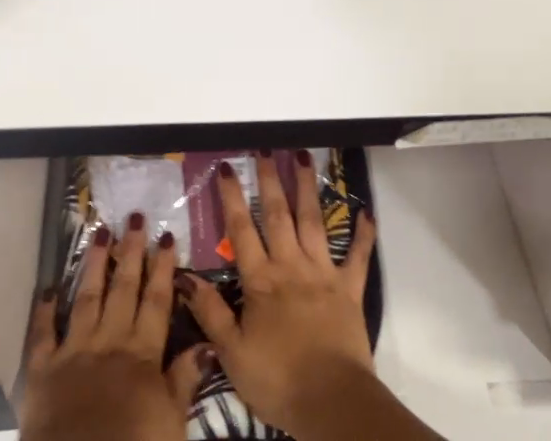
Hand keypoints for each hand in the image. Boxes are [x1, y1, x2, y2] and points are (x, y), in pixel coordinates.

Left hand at [21, 214, 210, 440]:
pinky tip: (48, 288)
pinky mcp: (42, 370)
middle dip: (131, 253)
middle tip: (135, 217)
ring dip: (93, 265)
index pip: (156, 301)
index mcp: (141, 354)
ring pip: (86, 299)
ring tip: (100, 232)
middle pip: (123, 290)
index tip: (166, 236)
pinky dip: (44, 310)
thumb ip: (185, 379)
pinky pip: (42, 334)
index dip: (162, 268)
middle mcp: (108, 342)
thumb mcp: (172, 420)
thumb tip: (207, 344)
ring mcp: (73, 352)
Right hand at [180, 151, 378, 436]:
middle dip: (270, 180)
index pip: (241, 231)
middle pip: (279, 216)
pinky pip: (358, 257)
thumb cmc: (276, 378)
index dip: (232, 198)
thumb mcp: (230, 351)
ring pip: (314, 223)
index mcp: (260, 281)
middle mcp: (291, 267)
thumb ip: (209, 311)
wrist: (331, 401)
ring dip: (308, 189)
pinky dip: (363, 234)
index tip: (226, 167)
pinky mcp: (350, 290)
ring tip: (305, 158)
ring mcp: (324, 275)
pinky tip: (366, 211)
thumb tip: (183, 276)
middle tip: (266, 149)